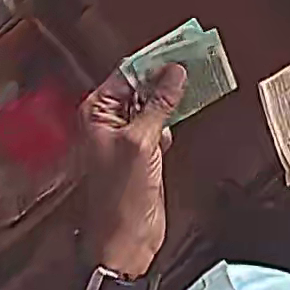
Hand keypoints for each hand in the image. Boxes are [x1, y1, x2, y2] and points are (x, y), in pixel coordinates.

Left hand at [78, 63, 183, 275]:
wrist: (125, 241)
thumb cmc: (121, 195)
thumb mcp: (141, 142)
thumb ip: (158, 104)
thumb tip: (174, 73)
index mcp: (97, 112)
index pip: (126, 74)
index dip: (152, 61)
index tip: (177, 49)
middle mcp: (108, 120)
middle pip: (139, 86)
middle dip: (163, 76)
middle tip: (191, 61)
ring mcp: (125, 135)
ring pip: (151, 103)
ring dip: (169, 96)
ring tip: (192, 82)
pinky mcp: (142, 150)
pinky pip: (158, 122)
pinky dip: (170, 118)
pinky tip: (182, 113)